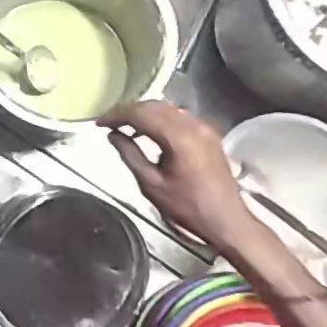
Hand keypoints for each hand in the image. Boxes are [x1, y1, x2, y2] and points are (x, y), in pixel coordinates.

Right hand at [99, 102, 266, 255]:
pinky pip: (180, 117)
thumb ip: (130, 155)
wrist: (226, 220)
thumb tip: (113, 135)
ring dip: (145, 113)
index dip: (117, 115)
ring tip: (124, 125)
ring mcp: (204, 128)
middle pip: (155, 106)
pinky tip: (149, 131)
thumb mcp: (151, 185)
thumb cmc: (187, 208)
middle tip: (108, 122)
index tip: (99, 123)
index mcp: (178, 137)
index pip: (141, 114)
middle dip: (129, 111)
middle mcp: (193, 125)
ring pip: (168, 109)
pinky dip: (160, 119)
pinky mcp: (209, 134)